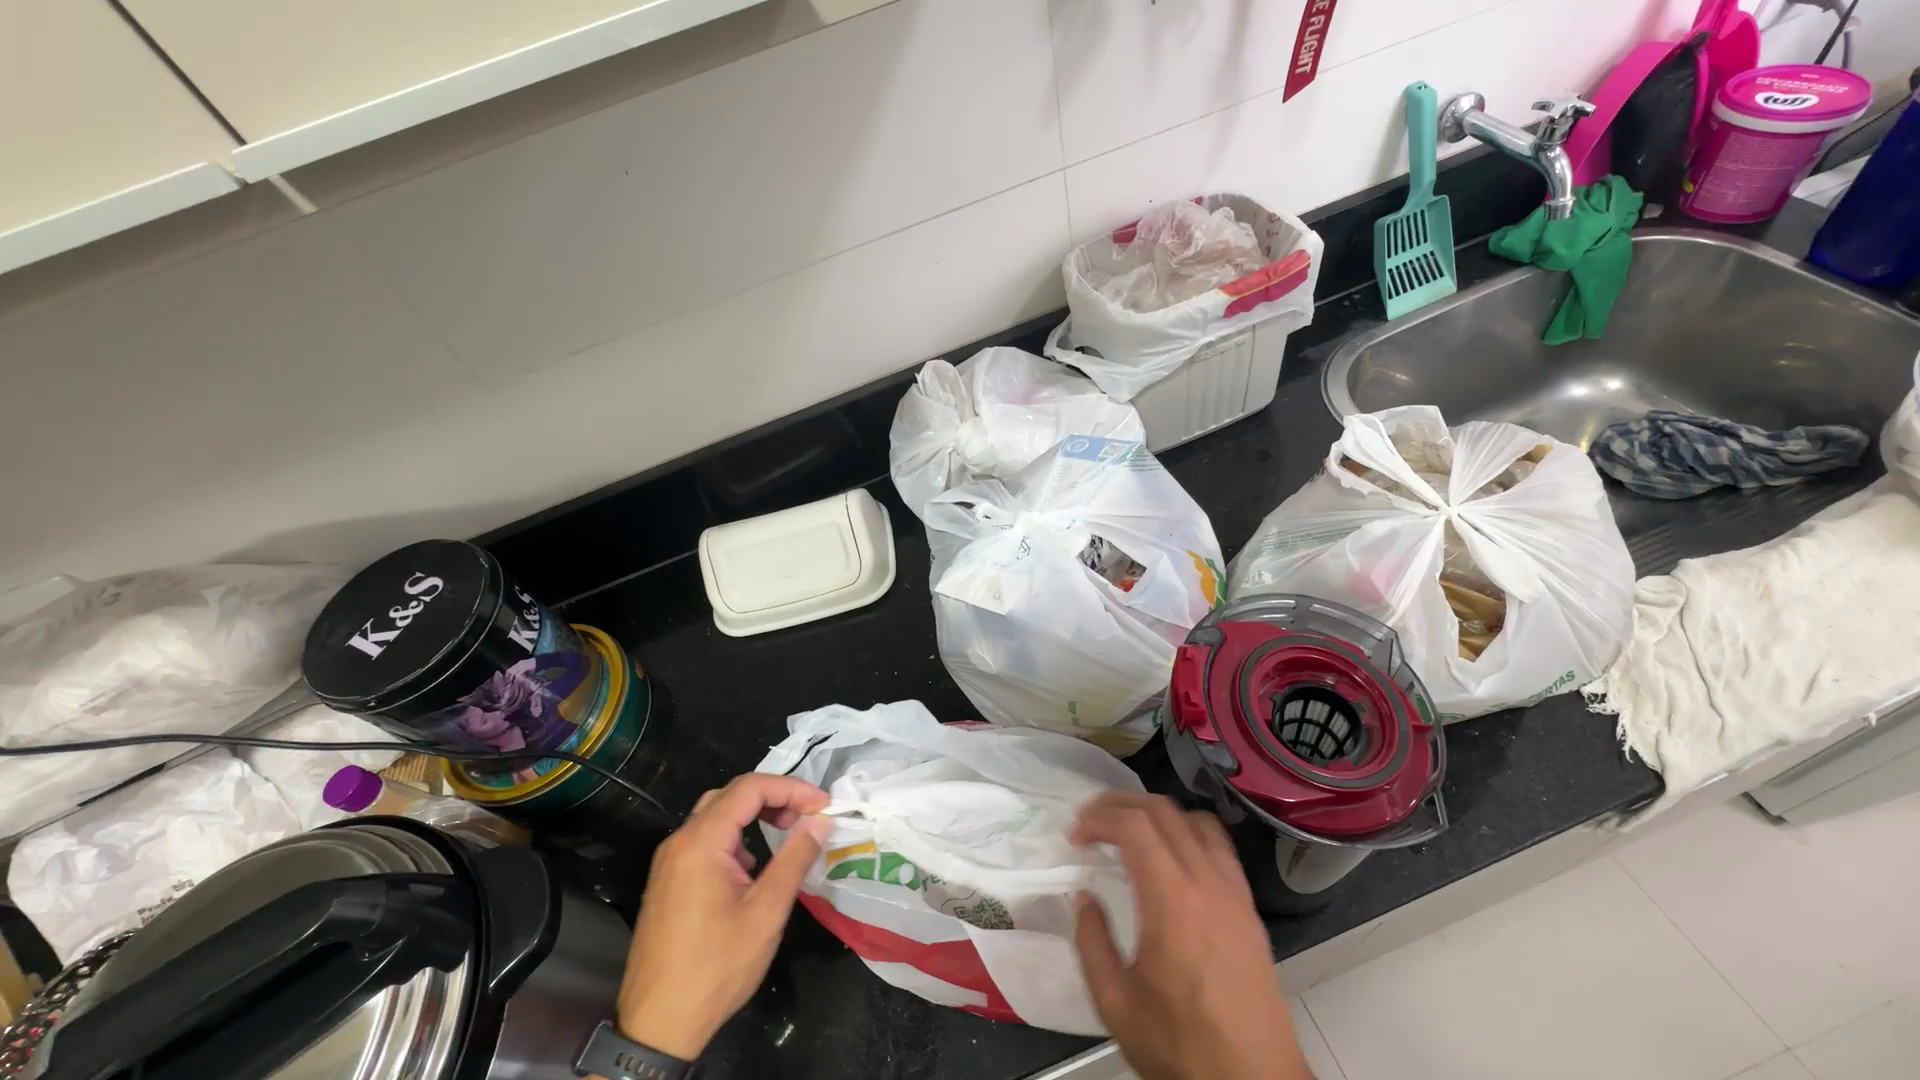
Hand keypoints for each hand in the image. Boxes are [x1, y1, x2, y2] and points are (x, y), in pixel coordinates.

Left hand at [616, 773, 832, 1059]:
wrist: (658, 1022)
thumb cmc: (717, 965)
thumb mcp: (766, 912)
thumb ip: (794, 858)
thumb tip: (819, 821)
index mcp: (701, 842)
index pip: (749, 788)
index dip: (791, 788)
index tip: (824, 805)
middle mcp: (679, 842)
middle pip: (729, 795)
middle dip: (773, 797)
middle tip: (807, 817)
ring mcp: (669, 863)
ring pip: (714, 817)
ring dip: (753, 816)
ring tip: (786, 834)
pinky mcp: (668, 882)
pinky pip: (704, 842)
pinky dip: (735, 838)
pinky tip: (753, 868)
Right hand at [1072, 793, 1312, 1079]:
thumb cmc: (1181, 1045)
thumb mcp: (1116, 1002)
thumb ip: (1092, 941)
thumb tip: (1083, 897)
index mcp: (1172, 899)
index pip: (1135, 826)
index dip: (1099, 818)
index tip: (1075, 836)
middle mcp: (1208, 881)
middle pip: (1164, 811)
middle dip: (1121, 805)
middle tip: (1091, 822)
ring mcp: (1235, 892)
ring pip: (1196, 820)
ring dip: (1157, 813)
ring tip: (1129, 831)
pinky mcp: (1249, 908)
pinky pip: (1220, 846)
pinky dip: (1188, 832)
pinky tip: (1171, 857)